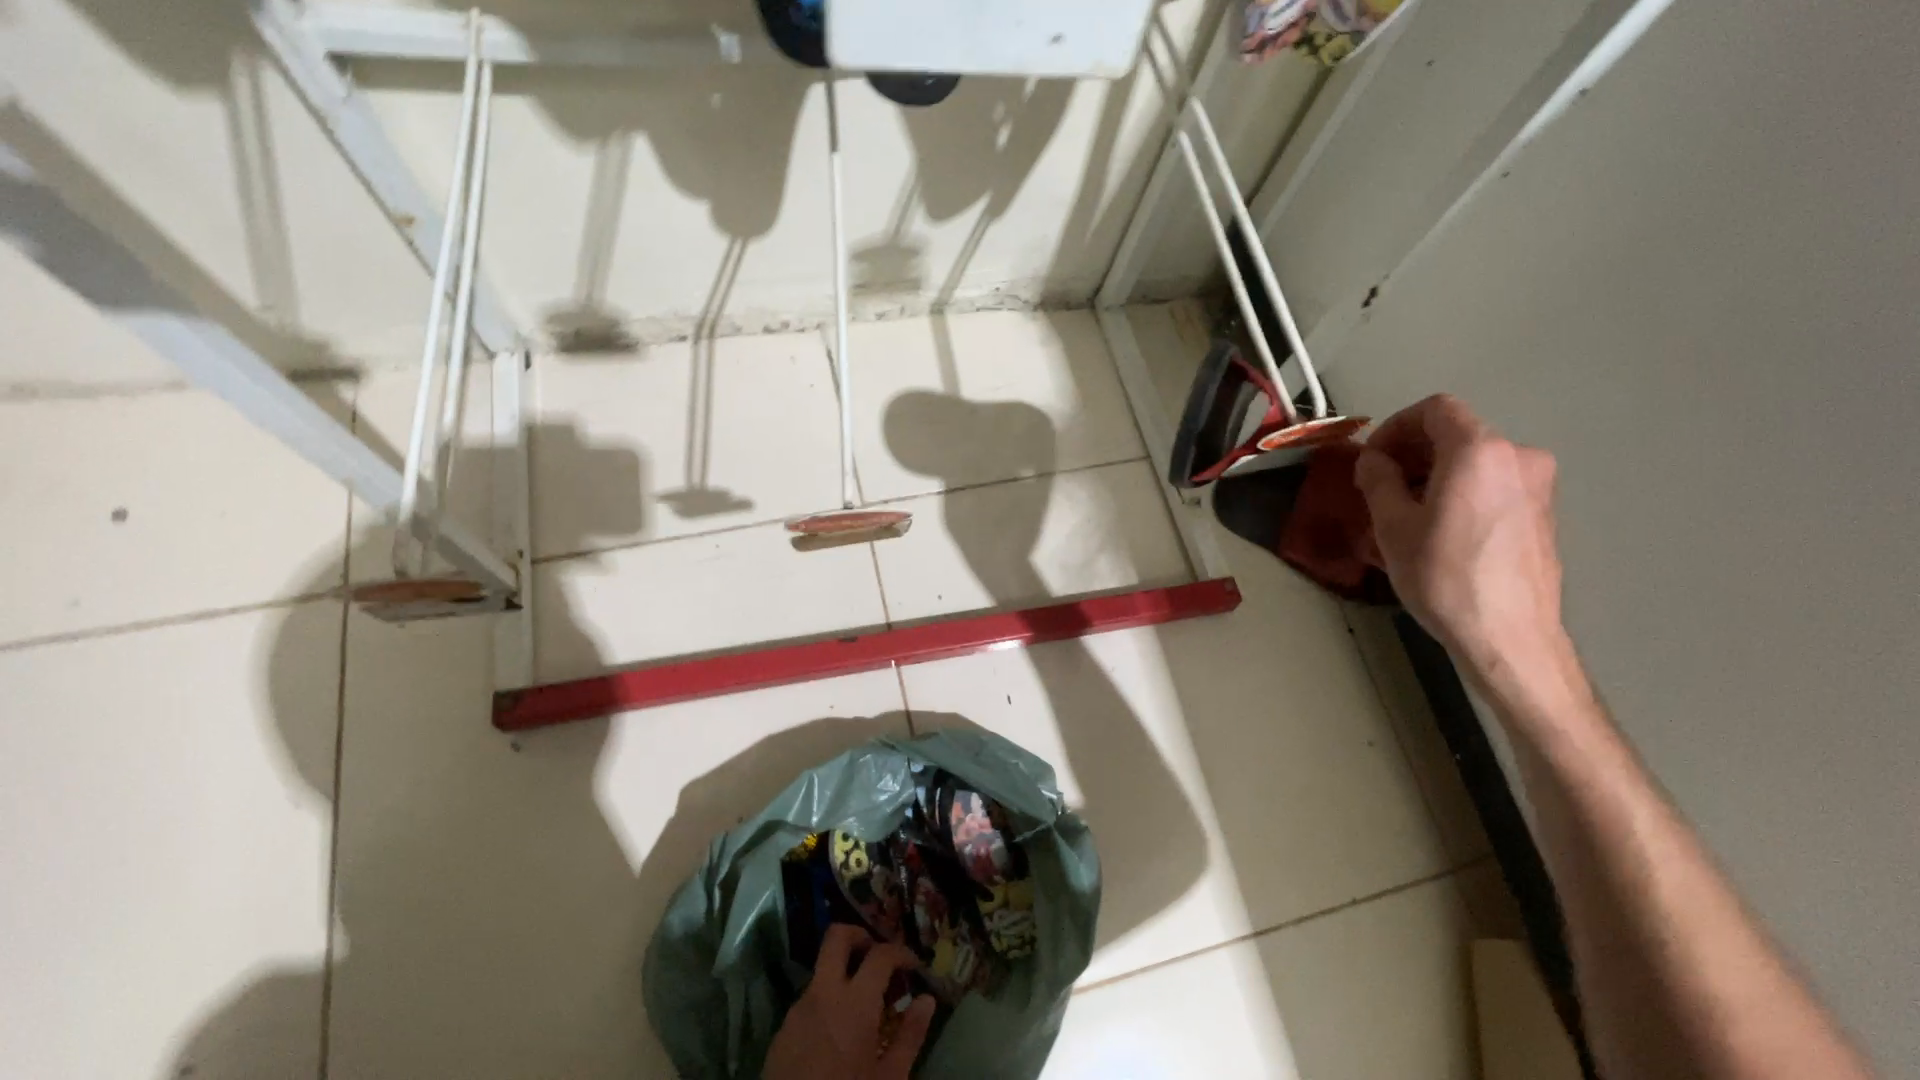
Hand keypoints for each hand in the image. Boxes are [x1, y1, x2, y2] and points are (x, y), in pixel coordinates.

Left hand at [763, 924, 936, 1079]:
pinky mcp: (782, 1029)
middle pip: (836, 937)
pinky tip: (838, 1032)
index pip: (880, 954)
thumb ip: (911, 1035)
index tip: (914, 966)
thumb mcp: (890, 1077)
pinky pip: (809, 1001)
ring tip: (863, 1005)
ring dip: (843, 975)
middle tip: (877, 955)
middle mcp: (823, 994)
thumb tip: (926, 1000)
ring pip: (822, 971)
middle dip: (860, 935)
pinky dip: (828, 1002)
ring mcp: (798, 1009)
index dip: (901, 952)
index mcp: (855, 1003)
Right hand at [1353, 395, 1564, 673]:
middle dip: (1412, 452)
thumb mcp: (1392, 526)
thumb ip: (1378, 480)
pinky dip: (1462, 490)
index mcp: (1479, 451)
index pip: (1435, 409)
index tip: (1372, 460)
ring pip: (1475, 460)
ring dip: (1435, 473)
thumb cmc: (1444, 577)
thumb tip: (1372, 461)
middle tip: (1380, 486)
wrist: (1509, 636)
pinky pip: (1494, 484)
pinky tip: (1441, 528)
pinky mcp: (1543, 512)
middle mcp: (1517, 456)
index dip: (1395, 426)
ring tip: (1406, 511)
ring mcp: (1537, 485)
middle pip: (1457, 433)